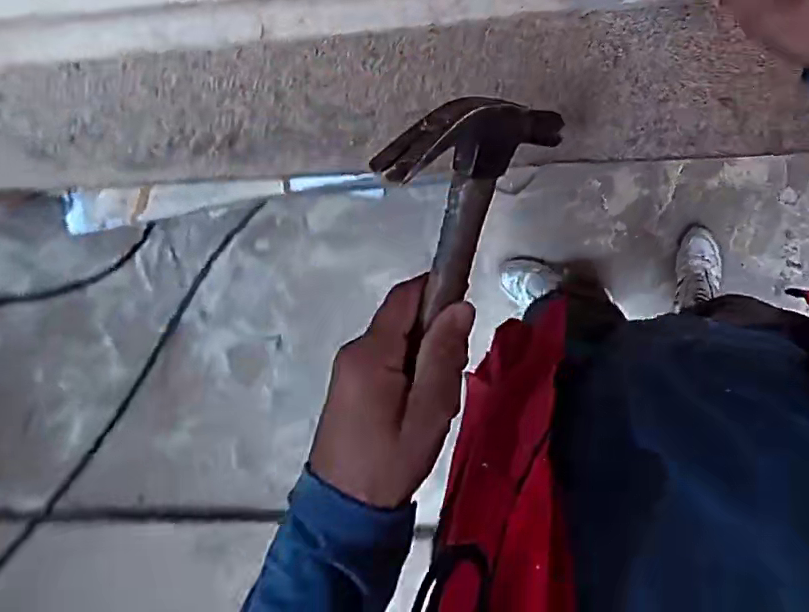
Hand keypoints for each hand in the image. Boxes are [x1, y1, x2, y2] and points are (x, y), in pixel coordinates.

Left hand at [307, 275, 475, 508]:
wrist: (341, 519)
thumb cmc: (388, 463)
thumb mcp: (428, 411)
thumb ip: (444, 355)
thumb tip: (461, 305)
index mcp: (370, 353)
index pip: (407, 295)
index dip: (440, 289)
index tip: (467, 311)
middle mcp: (355, 352)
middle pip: (407, 318)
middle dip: (438, 334)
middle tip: (453, 372)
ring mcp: (350, 370)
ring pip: (403, 339)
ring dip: (428, 355)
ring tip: (437, 398)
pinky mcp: (352, 386)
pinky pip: (391, 358)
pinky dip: (414, 369)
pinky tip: (421, 404)